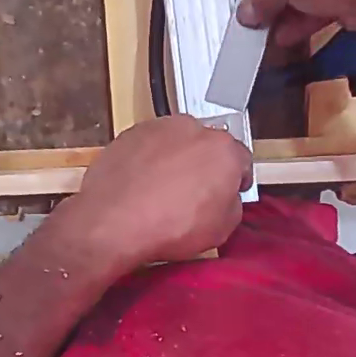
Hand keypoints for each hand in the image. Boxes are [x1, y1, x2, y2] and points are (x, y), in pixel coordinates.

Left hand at [50, 117, 252, 272]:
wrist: (114, 223)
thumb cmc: (167, 224)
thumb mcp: (222, 228)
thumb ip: (232, 205)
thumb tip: (227, 200)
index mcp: (224, 149)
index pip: (241, 158)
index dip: (237, 178)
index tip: (231, 189)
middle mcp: (193, 130)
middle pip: (208, 146)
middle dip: (206, 166)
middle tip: (197, 194)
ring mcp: (160, 129)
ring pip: (178, 143)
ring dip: (176, 161)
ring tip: (166, 193)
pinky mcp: (130, 135)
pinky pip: (149, 147)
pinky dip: (150, 162)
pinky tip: (145, 187)